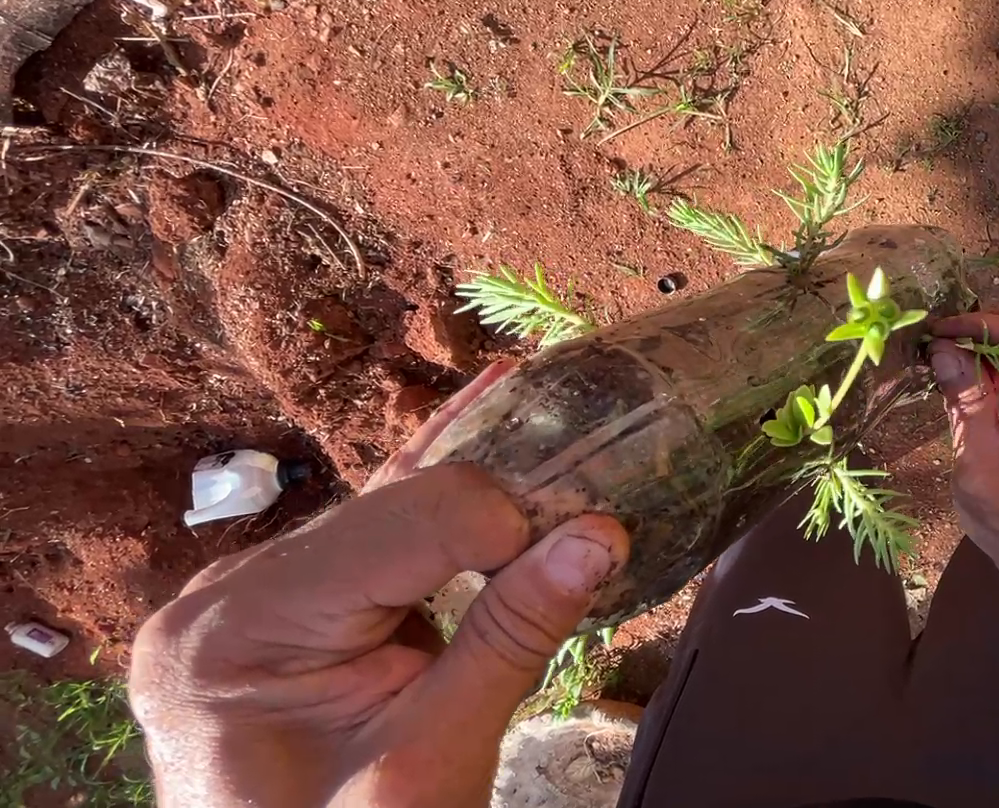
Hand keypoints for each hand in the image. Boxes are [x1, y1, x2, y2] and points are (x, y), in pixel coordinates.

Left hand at [129, 364, 631, 807]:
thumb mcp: (433, 758)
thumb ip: (513, 637)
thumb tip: (605, 533)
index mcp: (242, 626)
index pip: (409, 523)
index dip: (512, 530)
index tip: (583, 561)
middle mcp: (243, 581)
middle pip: (412, 500)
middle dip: (514, 508)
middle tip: (592, 525)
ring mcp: (276, 576)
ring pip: (413, 490)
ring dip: (503, 479)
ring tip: (578, 447)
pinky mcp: (318, 580)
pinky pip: (400, 504)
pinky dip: (461, 462)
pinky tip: (500, 390)